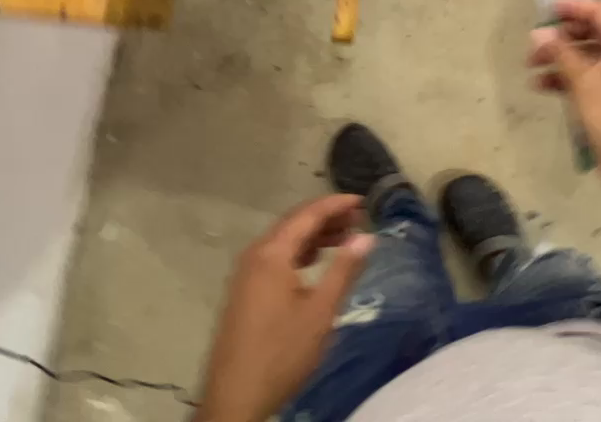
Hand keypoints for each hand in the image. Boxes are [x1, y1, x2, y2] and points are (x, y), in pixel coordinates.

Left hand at [197, 194, 373, 421]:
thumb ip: (344, 270)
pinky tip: (315, 262)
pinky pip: (275, 257)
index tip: (362, 202)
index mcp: (271, 253)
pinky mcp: (244, 291)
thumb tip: (366, 237)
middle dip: (326, 217)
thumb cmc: (281, 353)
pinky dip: (299, 252)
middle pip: (294, 223)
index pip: (307, 214)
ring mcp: (246, 274)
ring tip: (344, 238)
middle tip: (358, 219)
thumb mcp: (320, 312)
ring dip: (314, 235)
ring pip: (284, 240)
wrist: (234, 400)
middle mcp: (255, 255)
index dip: (336, 204)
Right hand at [528, 0, 600, 200]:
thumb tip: (538, 33)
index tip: (545, 10)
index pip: (600, 12)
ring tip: (531, 66)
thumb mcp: (584, 82)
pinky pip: (587, 75)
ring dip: (560, 58)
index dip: (573, 8)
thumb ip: (561, 53)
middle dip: (562, 37)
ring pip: (586, 55)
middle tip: (534, 44)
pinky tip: (542, 85)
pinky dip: (566, 77)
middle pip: (592, 32)